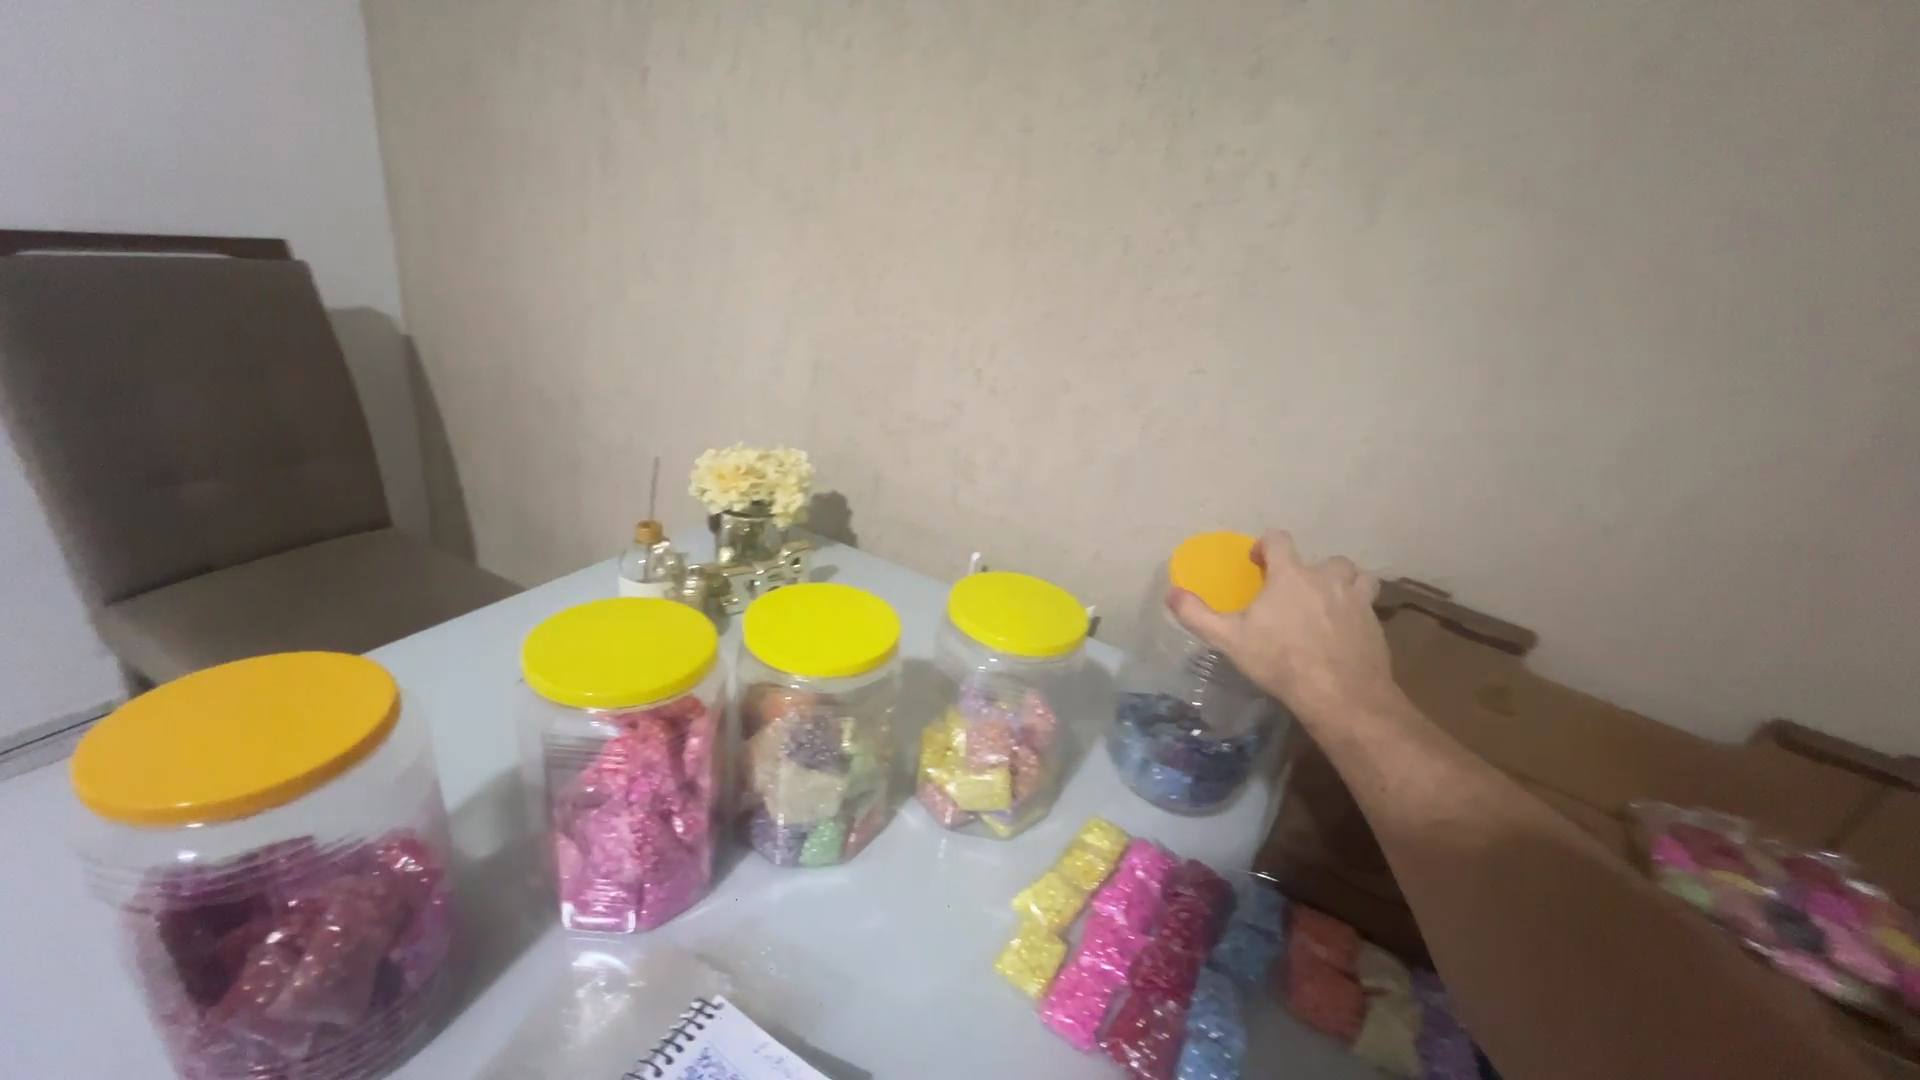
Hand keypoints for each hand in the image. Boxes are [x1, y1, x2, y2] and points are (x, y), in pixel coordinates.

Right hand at [1167, 530, 1398, 715]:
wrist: (1340, 694)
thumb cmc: (1280, 661)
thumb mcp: (1229, 639)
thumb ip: (1197, 614)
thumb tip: (1171, 593)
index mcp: (1290, 575)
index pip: (1279, 540)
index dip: (1266, 545)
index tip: (1258, 562)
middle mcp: (1327, 579)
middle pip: (1325, 559)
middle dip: (1311, 570)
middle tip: (1297, 591)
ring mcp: (1356, 600)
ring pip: (1357, 577)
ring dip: (1344, 584)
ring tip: (1329, 603)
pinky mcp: (1375, 624)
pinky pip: (1369, 607)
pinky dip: (1357, 613)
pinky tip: (1345, 634)